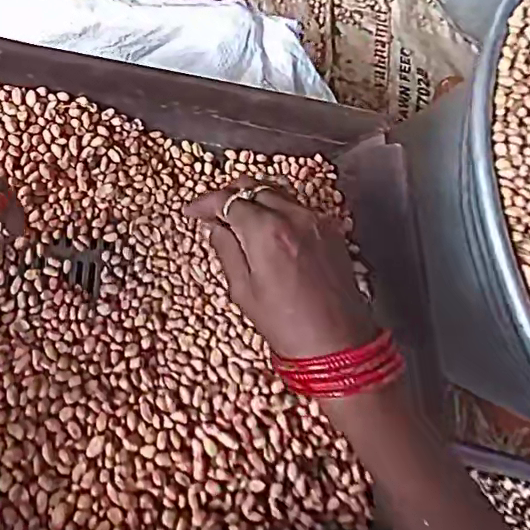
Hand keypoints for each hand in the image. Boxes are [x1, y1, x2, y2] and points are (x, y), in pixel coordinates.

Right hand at [185, 177, 375, 359]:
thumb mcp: (242, 289)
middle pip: (252, 186)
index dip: (205, 203)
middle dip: (227, 196)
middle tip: (211, 212)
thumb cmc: (286, 323)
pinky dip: (275, 208)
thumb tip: (215, 226)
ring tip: (237, 218)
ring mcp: (315, 221)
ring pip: (275, 192)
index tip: (192, 211)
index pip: (227, 200)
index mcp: (267, 232)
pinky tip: (265, 228)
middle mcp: (293, 218)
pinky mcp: (330, 230)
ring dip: (252, 198)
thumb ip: (226, 249)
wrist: (337, 343)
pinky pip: (295, 206)